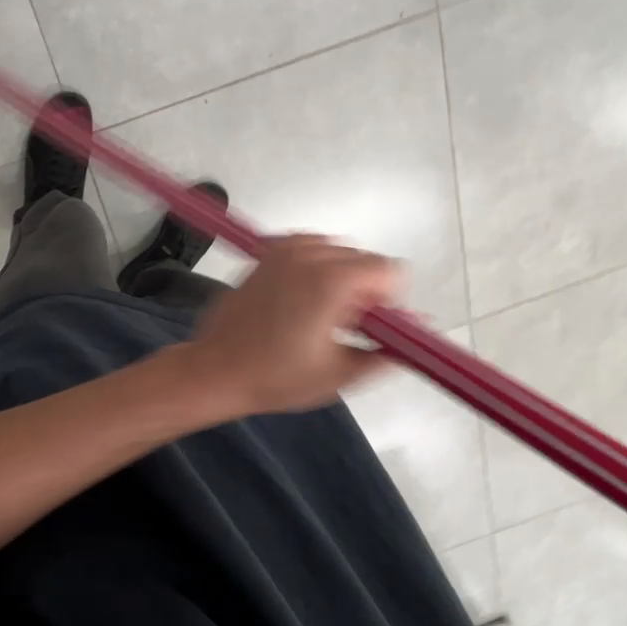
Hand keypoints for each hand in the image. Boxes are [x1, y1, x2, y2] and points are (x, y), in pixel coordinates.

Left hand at [178, 235, 403, 417]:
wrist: (216, 371)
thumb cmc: (275, 377)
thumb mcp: (340, 375)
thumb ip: (384, 356)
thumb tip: (410, 344)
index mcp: (333, 279)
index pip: (389, 271)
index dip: (388, 301)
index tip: (371, 327)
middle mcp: (309, 254)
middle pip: (363, 260)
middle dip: (364, 290)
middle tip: (342, 328)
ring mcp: (283, 250)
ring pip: (335, 252)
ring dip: (338, 278)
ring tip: (318, 316)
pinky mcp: (264, 255)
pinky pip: (305, 249)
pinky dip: (312, 267)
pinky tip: (300, 300)